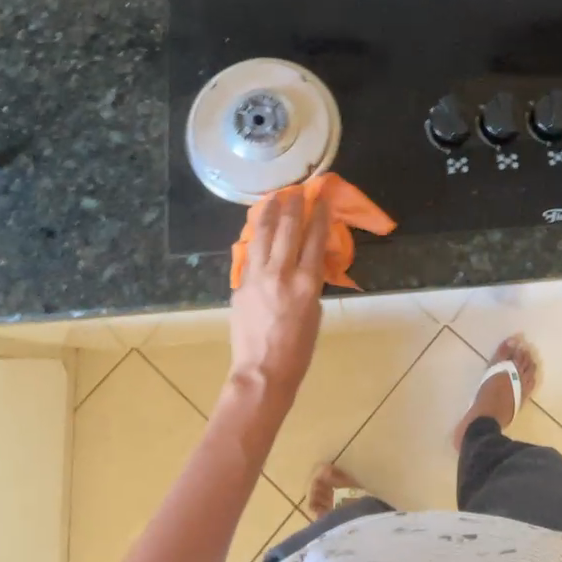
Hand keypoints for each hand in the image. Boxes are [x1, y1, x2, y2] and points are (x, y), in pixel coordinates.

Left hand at [228, 186, 330, 401]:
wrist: (263, 372)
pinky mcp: (241, 285)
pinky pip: (250, 254)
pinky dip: (256, 238)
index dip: (319, 213)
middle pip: (288, 229)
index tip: (321, 196)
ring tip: (273, 197)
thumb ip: (311, 283)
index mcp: (307, 283)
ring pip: (263, 235)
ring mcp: (257, 278)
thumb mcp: (315, 312)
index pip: (315, 237)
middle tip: (296, 189)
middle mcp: (282, 273)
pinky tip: (258, 228)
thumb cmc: (298, 350)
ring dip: (269, 213)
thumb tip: (307, 263)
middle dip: (293, 205)